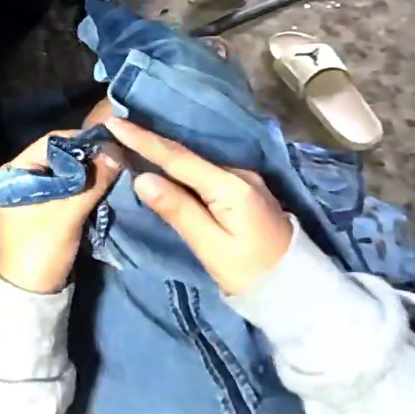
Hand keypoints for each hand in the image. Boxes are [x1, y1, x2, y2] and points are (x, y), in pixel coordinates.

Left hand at [0, 131, 121, 293]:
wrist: (31, 294)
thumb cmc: (41, 249)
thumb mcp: (68, 214)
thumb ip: (93, 182)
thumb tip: (117, 152)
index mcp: (15, 172)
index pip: (51, 142)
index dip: (81, 141)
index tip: (110, 143)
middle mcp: (20, 176)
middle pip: (59, 156)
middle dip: (87, 156)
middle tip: (116, 156)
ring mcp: (32, 192)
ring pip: (66, 171)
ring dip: (88, 171)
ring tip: (114, 168)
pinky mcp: (44, 207)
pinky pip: (67, 186)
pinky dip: (84, 185)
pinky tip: (103, 184)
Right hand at [106, 117, 291, 294]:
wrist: (299, 291)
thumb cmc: (252, 274)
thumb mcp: (211, 247)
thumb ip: (178, 210)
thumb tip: (143, 179)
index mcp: (230, 186)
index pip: (178, 157)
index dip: (143, 139)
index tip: (115, 122)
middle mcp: (238, 174)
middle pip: (186, 153)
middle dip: (150, 139)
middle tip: (117, 125)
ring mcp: (244, 180)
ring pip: (195, 162)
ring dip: (163, 152)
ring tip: (132, 139)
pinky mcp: (244, 191)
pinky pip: (204, 172)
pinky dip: (180, 166)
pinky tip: (164, 164)